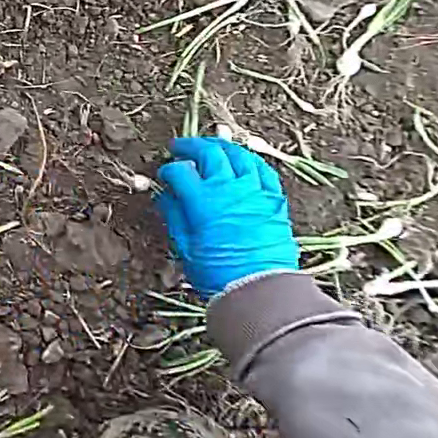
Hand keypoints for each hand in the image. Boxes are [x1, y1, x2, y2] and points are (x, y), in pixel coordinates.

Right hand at [154, 137, 299, 297]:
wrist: (260, 290)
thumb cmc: (218, 275)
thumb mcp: (186, 248)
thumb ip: (175, 216)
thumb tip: (166, 196)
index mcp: (203, 200)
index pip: (181, 171)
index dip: (169, 170)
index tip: (165, 174)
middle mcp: (228, 187)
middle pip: (209, 152)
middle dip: (191, 146)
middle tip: (180, 147)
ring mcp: (254, 190)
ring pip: (237, 154)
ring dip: (221, 147)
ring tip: (210, 146)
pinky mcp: (273, 198)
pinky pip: (262, 169)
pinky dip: (249, 160)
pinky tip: (243, 160)